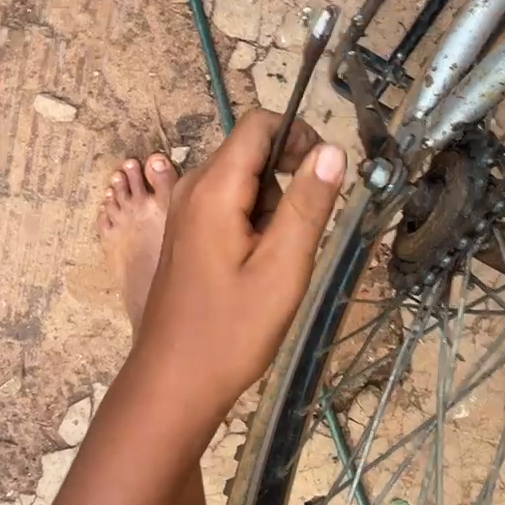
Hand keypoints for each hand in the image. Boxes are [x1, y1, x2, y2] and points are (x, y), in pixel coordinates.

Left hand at [125, 110, 346, 428]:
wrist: (173, 381)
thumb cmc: (231, 329)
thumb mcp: (283, 267)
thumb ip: (308, 203)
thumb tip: (332, 149)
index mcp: (214, 187)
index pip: (259, 124)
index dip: (299, 136)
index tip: (322, 177)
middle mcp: (193, 186)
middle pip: (252, 151)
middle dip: (286, 179)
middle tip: (298, 235)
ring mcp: (184, 208)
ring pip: (242, 179)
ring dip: (271, 205)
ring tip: (275, 260)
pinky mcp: (185, 230)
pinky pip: (227, 202)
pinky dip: (252, 221)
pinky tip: (256, 266)